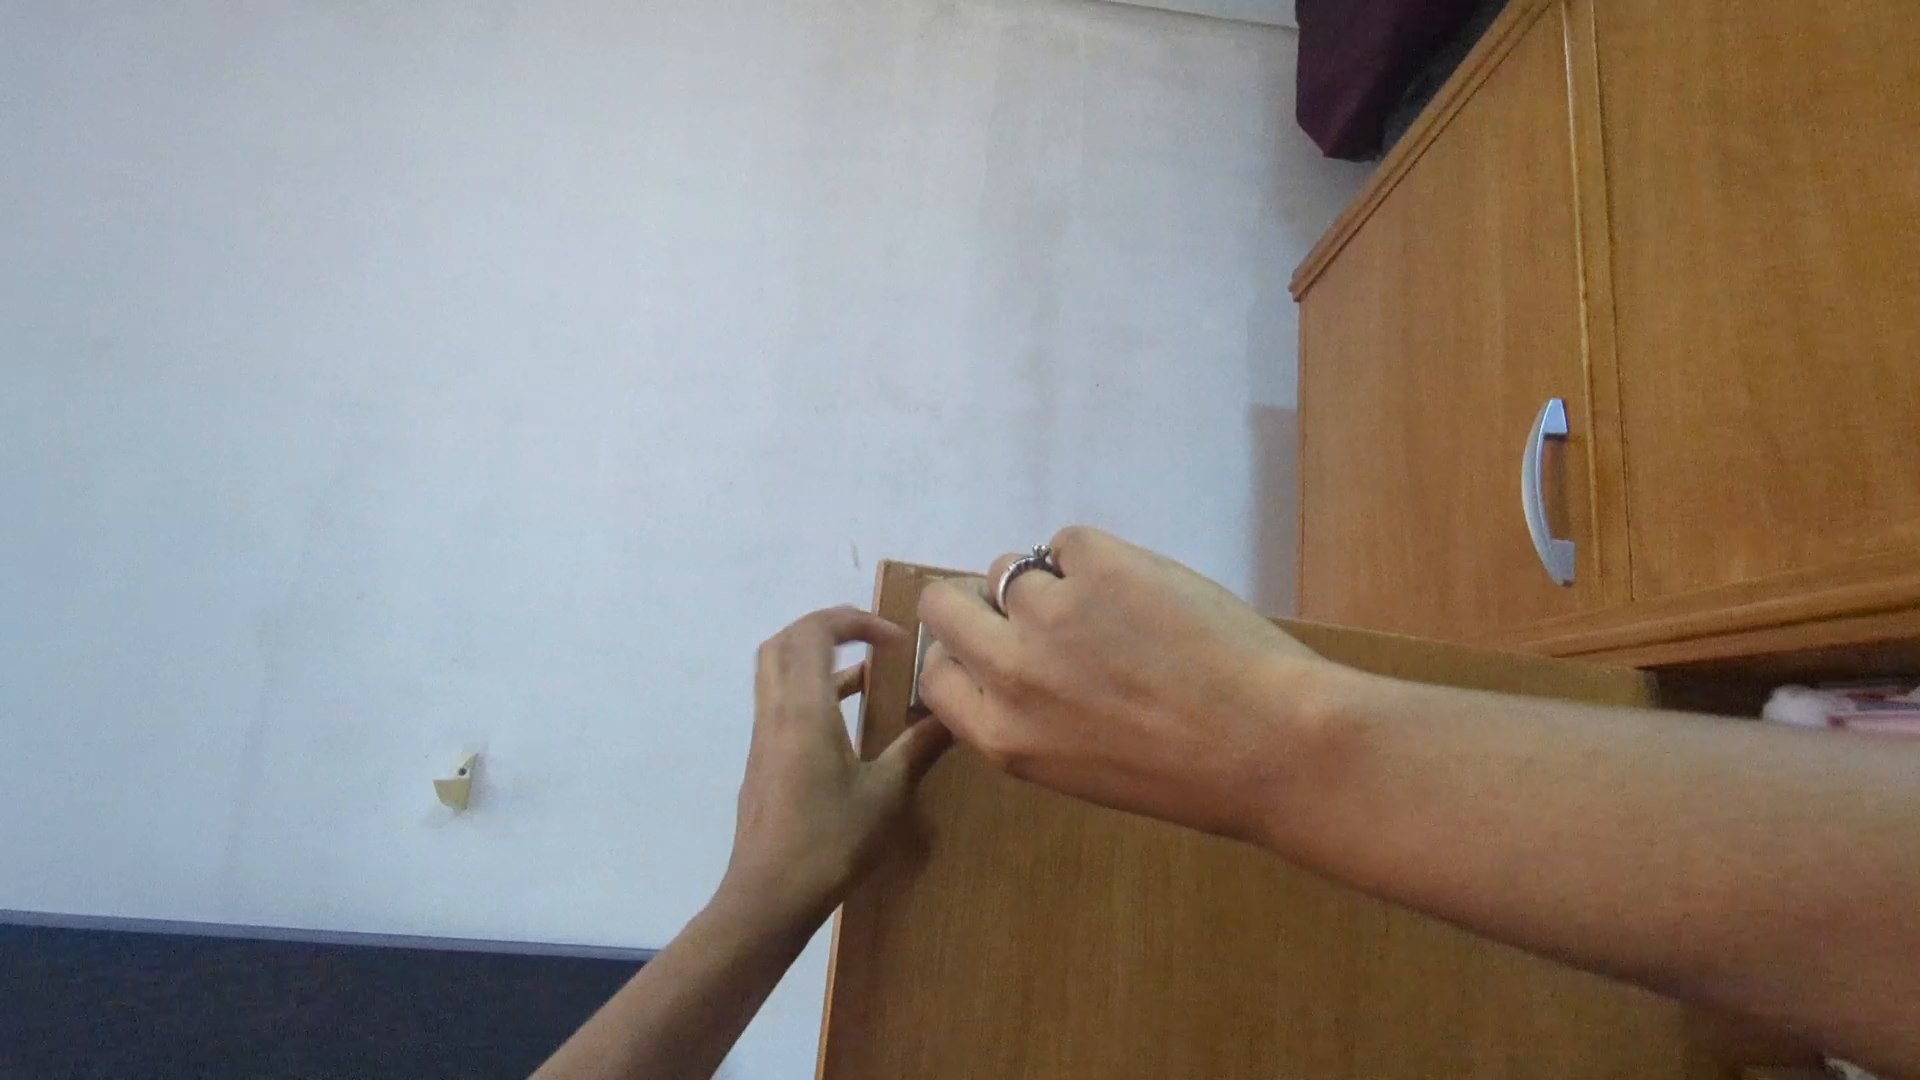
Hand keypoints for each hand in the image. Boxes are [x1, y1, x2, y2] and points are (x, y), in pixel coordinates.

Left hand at [722, 606, 951, 920]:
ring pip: (778, 669)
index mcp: (804, 709)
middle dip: (829, 626)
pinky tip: (846, 718)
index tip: (894, 639)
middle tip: (871, 637)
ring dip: (818, 657)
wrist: (767, 898)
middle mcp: (776, 711)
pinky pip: (780, 699)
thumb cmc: (830, 841)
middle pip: (786, 640)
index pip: (815, 631)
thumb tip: (953, 715)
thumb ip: (919, 748)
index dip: (854, 619)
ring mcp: (763, 735)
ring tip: (866, 672)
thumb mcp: (887, 794)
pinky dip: (811, 689)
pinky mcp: (762, 757)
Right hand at [916, 527, 1328, 841]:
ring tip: (1110, 608)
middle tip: (1026, 608)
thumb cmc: (1182, 773)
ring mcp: (1048, 609)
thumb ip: (1024, 713)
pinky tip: (1140, 591)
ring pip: (1010, 568)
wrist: (1274, 742)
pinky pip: (1066, 543)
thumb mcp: (1074, 765)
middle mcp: (1008, 669)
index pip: (936, 672)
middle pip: (942, 602)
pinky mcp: (1096, 562)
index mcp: (1000, 734)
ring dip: (1048, 583)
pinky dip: (1094, 559)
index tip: (987, 644)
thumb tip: (1003, 651)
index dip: (959, 651)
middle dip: (973, 599)